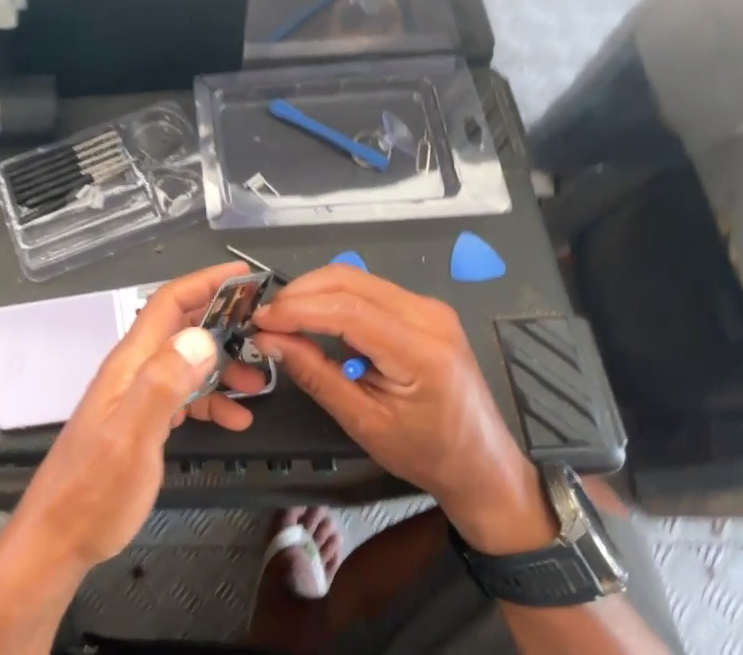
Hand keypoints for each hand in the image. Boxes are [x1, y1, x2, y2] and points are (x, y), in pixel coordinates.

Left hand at [12, 262, 267, 570]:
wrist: (58, 539)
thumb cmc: (92, 493)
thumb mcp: (132, 438)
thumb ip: (163, 385)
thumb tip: (199, 337)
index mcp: (129, 365)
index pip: (168, 304)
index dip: (205, 283)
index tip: (244, 277)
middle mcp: (132, 373)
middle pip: (181, 329)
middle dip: (224, 324)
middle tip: (264, 335)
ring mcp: (135, 398)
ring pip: (187, 364)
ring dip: (223, 367)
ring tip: (257, 384)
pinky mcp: (141, 423)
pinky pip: (183, 397)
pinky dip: (211, 401)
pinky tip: (233, 419)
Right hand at [252, 265, 556, 554]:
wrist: (483, 463)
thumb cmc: (425, 453)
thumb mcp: (363, 422)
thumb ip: (315, 375)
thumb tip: (269, 340)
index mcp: (420, 350)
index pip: (346, 310)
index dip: (297, 310)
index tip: (259, 322)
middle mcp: (427, 315)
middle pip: (347, 280)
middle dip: (299, 294)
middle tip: (266, 320)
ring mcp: (428, 307)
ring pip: (355, 278)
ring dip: (314, 293)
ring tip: (284, 321)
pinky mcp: (423, 309)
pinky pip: (368, 290)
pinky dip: (334, 299)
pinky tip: (316, 322)